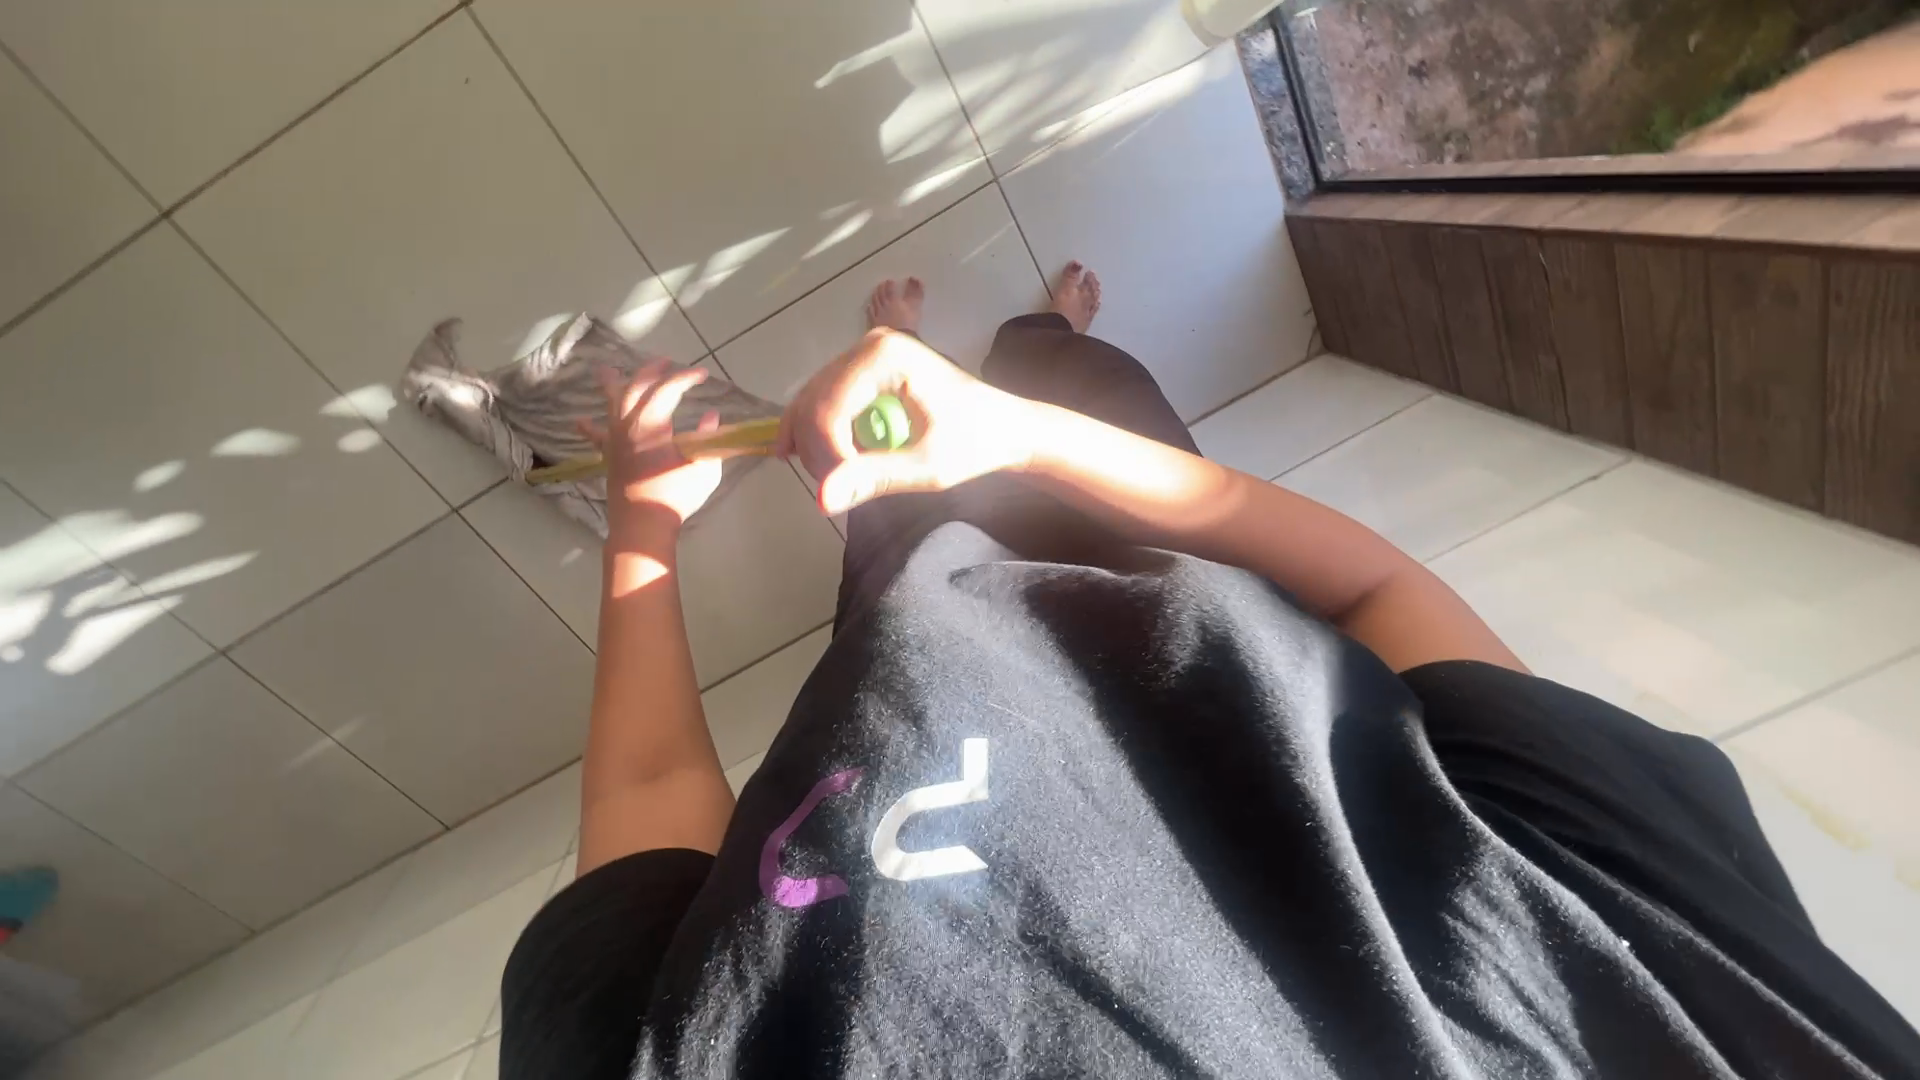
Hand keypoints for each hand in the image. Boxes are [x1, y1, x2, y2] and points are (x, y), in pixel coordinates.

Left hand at [578, 362, 721, 545]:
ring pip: (611, 405)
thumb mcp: (703, 468)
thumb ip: (708, 440)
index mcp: (652, 425)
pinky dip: (590, 427)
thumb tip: (712, 417)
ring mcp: (615, 441)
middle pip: (636, 388)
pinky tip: (579, 421)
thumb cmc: (675, 496)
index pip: (668, 390)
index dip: (686, 378)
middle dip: (651, 372)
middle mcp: (628, 426)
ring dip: (612, 385)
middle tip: (665, 362)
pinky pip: (597, 436)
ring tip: (606, 370)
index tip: (704, 375)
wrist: (642, 525)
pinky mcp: (610, 457)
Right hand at [777, 329, 1035, 514]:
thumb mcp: (930, 466)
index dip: (828, 457)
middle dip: (820, 453)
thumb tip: (821, 499)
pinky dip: (822, 435)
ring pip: (811, 405)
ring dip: (819, 447)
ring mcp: (863, 353)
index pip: (827, 410)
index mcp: (885, 355)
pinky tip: (828, 460)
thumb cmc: (977, 443)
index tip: (849, 491)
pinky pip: (823, 403)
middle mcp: (868, 343)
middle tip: (845, 489)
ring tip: (849, 476)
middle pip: (812, 405)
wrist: (1003, 428)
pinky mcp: (863, 370)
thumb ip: (876, 477)